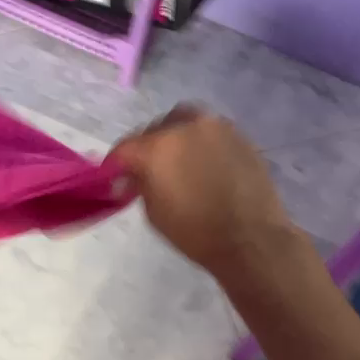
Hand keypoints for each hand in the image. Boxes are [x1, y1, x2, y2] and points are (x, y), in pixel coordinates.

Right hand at [110, 107, 300, 273]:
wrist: (248, 236)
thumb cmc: (194, 231)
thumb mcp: (153, 212)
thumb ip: (139, 185)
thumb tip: (130, 176)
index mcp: (158, 147)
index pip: (124, 148)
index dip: (113, 165)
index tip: (111, 180)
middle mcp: (185, 126)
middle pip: (155, 129)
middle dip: (145, 148)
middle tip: (143, 171)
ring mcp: (215, 126)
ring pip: (183, 123)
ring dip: (173, 140)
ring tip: (174, 165)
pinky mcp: (238, 134)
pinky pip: (207, 133)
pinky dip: (197, 145)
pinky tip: (200, 167)